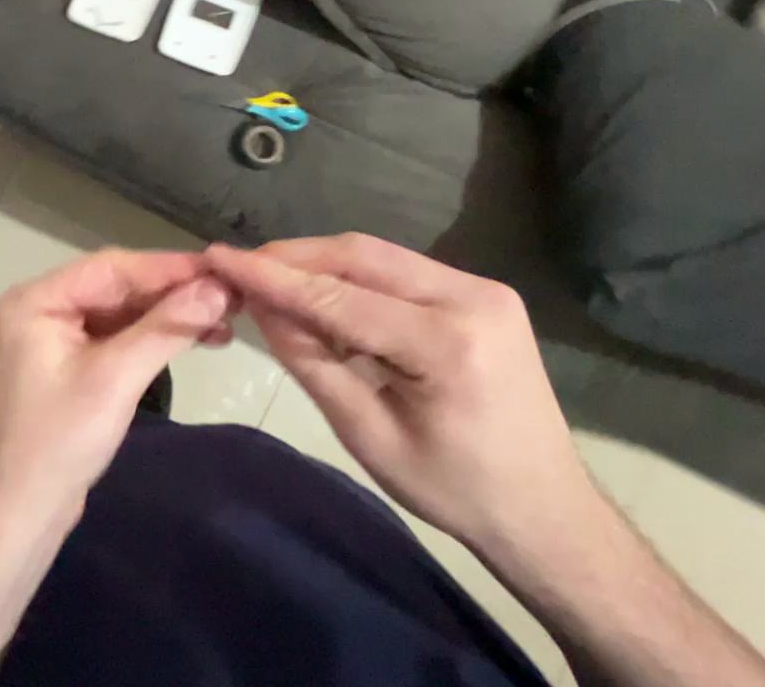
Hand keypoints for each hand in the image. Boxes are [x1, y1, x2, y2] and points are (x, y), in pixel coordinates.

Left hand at [0, 250, 234, 528]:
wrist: (18, 514)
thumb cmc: (59, 442)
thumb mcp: (115, 379)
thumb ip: (165, 328)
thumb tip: (219, 288)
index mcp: (37, 299)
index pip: (112, 267)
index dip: (169, 267)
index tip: (223, 267)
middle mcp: (41, 308)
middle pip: (116, 286)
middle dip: (173, 291)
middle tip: (232, 294)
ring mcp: (53, 337)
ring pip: (120, 312)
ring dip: (168, 315)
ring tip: (225, 319)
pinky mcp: (67, 365)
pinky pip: (115, 336)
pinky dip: (152, 337)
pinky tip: (193, 338)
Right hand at [205, 236, 603, 551]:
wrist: (546, 510)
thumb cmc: (453, 489)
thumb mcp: (367, 435)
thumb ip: (311, 363)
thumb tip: (259, 305)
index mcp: (447, 344)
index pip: (337, 295)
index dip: (270, 275)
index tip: (218, 257)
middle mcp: (472, 297)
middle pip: (360, 254)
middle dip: (292, 257)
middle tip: (239, 268)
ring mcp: (483, 289)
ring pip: (378, 256)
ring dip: (319, 264)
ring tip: (270, 282)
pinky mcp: (482, 293)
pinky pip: (399, 270)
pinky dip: (352, 277)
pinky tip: (323, 297)